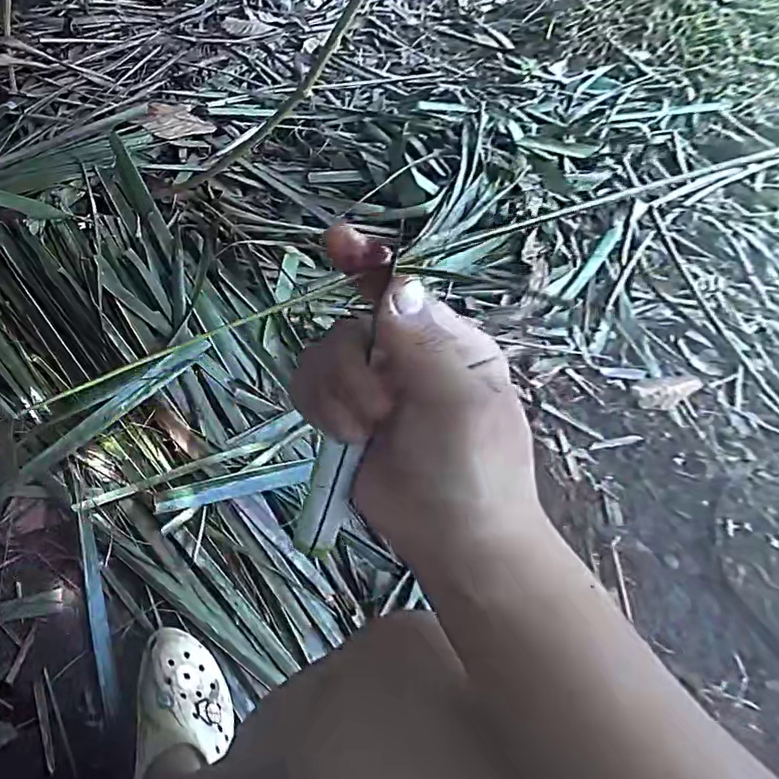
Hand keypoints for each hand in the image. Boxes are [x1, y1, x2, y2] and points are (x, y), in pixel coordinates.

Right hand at [289, 225, 543, 572]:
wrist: (451, 537)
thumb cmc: (474, 469)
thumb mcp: (462, 405)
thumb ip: (426, 346)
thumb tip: (396, 288)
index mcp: (443, 340)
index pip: (400, 287)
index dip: (367, 262)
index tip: (337, 241)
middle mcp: (400, 352)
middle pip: (344, 328)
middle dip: (352, 372)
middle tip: (381, 412)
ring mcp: (366, 382)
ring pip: (317, 358)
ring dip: (335, 399)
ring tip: (365, 433)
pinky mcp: (337, 409)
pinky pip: (303, 387)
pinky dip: (319, 412)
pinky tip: (347, 437)